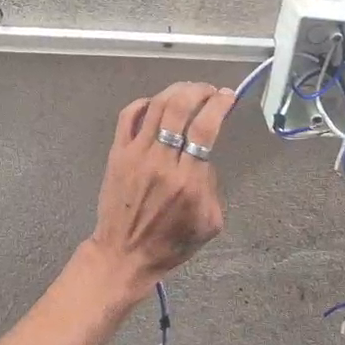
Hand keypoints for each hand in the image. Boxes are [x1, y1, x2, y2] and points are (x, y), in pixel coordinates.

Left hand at [85, 81, 237, 297]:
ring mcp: (135, 155)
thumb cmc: (170, 244)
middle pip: (179, 108)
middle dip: (199, 91)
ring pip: (155, 106)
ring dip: (176, 91)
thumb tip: (203, 155)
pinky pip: (128, 116)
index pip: (205, 128)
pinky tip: (156, 103)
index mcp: (188, 181)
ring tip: (188, 90)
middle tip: (209, 90)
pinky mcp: (117, 153)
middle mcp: (161, 162)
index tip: (228, 96)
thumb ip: (211, 185)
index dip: (219, 105)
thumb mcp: (209, 223)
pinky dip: (144, 102)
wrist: (123, 254)